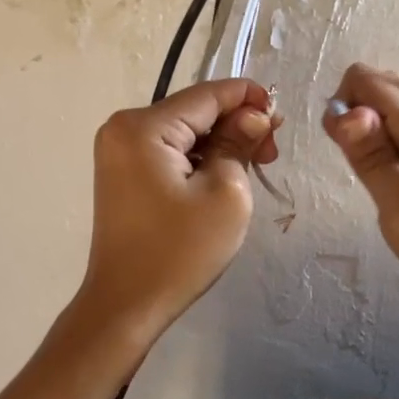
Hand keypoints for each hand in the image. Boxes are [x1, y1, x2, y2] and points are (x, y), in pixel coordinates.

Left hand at [79, 78, 280, 334]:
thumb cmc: (180, 251)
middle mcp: (123, 128)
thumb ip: (239, 144)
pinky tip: (223, 176)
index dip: (248, 98)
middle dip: (236, 124)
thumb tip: (253, 117)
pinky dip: (198, 159)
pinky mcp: (122, 174)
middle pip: (193, 111)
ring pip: (183, 132)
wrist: (127, 304)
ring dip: (220, 143)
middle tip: (271, 153)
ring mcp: (118, 152)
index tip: (281, 116)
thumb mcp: (226, 193)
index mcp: (143, 127)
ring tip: (254, 167)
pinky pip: (168, 152)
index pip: (207, 94)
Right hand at [323, 64, 398, 297]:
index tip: (347, 153)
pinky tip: (396, 178)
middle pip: (378, 84)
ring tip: (379, 176)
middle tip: (363, 167)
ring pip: (391, 103)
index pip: (363, 79)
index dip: (341, 109)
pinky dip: (388, 140)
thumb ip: (369, 153)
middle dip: (355, 116)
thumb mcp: (398, 201)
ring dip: (371, 130)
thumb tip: (342, 109)